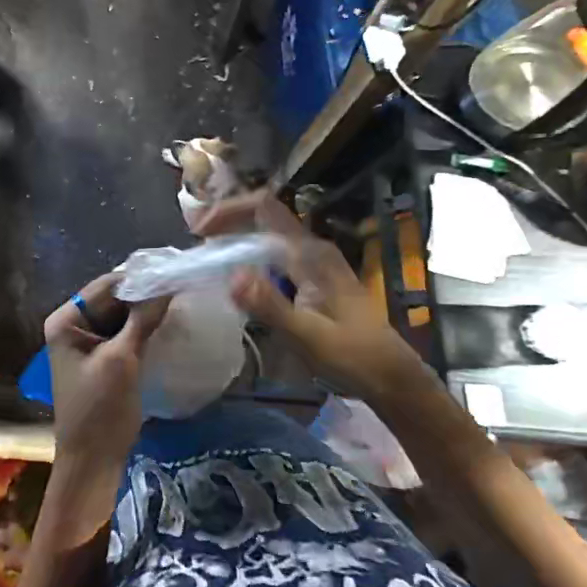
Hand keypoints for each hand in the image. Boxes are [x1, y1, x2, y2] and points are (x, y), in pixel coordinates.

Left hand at [42, 273, 169, 476]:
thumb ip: (142, 319)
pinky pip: (128, 334)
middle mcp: (75, 326)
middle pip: (116, 298)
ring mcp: (91, 343)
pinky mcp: (106, 359)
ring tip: (185, 302)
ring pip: (125, 316)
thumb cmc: (100, 410)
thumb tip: (168, 284)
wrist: (93, 463)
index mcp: (67, 321)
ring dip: (150, 312)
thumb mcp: (121, 361)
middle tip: (185, 286)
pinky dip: (147, 329)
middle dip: (148, 294)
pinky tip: (172, 325)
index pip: (107, 285)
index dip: (141, 278)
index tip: (176, 272)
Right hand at [201, 193, 432, 402]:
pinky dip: (249, 257)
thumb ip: (270, 306)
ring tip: (206, 257)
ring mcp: (314, 263)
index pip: (266, 208)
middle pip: (264, 217)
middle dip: (227, 223)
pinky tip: (235, 276)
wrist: (392, 377)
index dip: (229, 210)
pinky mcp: (313, 279)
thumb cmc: (353, 357)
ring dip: (236, 239)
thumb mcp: (308, 336)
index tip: (198, 231)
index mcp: (311, 254)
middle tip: (194, 244)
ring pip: (268, 236)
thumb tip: (231, 277)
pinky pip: (275, 255)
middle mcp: (312, 249)